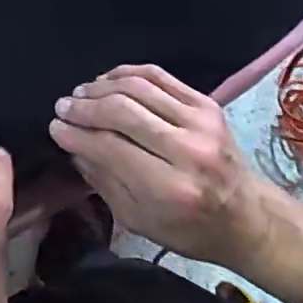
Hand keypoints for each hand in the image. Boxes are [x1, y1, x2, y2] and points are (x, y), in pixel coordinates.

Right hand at [49, 64, 276, 267]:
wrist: (247, 215)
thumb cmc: (189, 229)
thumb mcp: (139, 220)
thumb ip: (103, 179)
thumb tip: (71, 142)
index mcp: (171, 189)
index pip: (111, 148)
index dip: (77, 134)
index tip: (55, 127)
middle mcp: (188, 150)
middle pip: (122, 111)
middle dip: (85, 107)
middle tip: (63, 106)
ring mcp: (201, 121)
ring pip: (138, 87)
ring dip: (101, 86)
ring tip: (81, 93)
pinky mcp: (206, 102)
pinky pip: (158, 75)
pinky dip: (127, 73)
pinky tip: (107, 80)